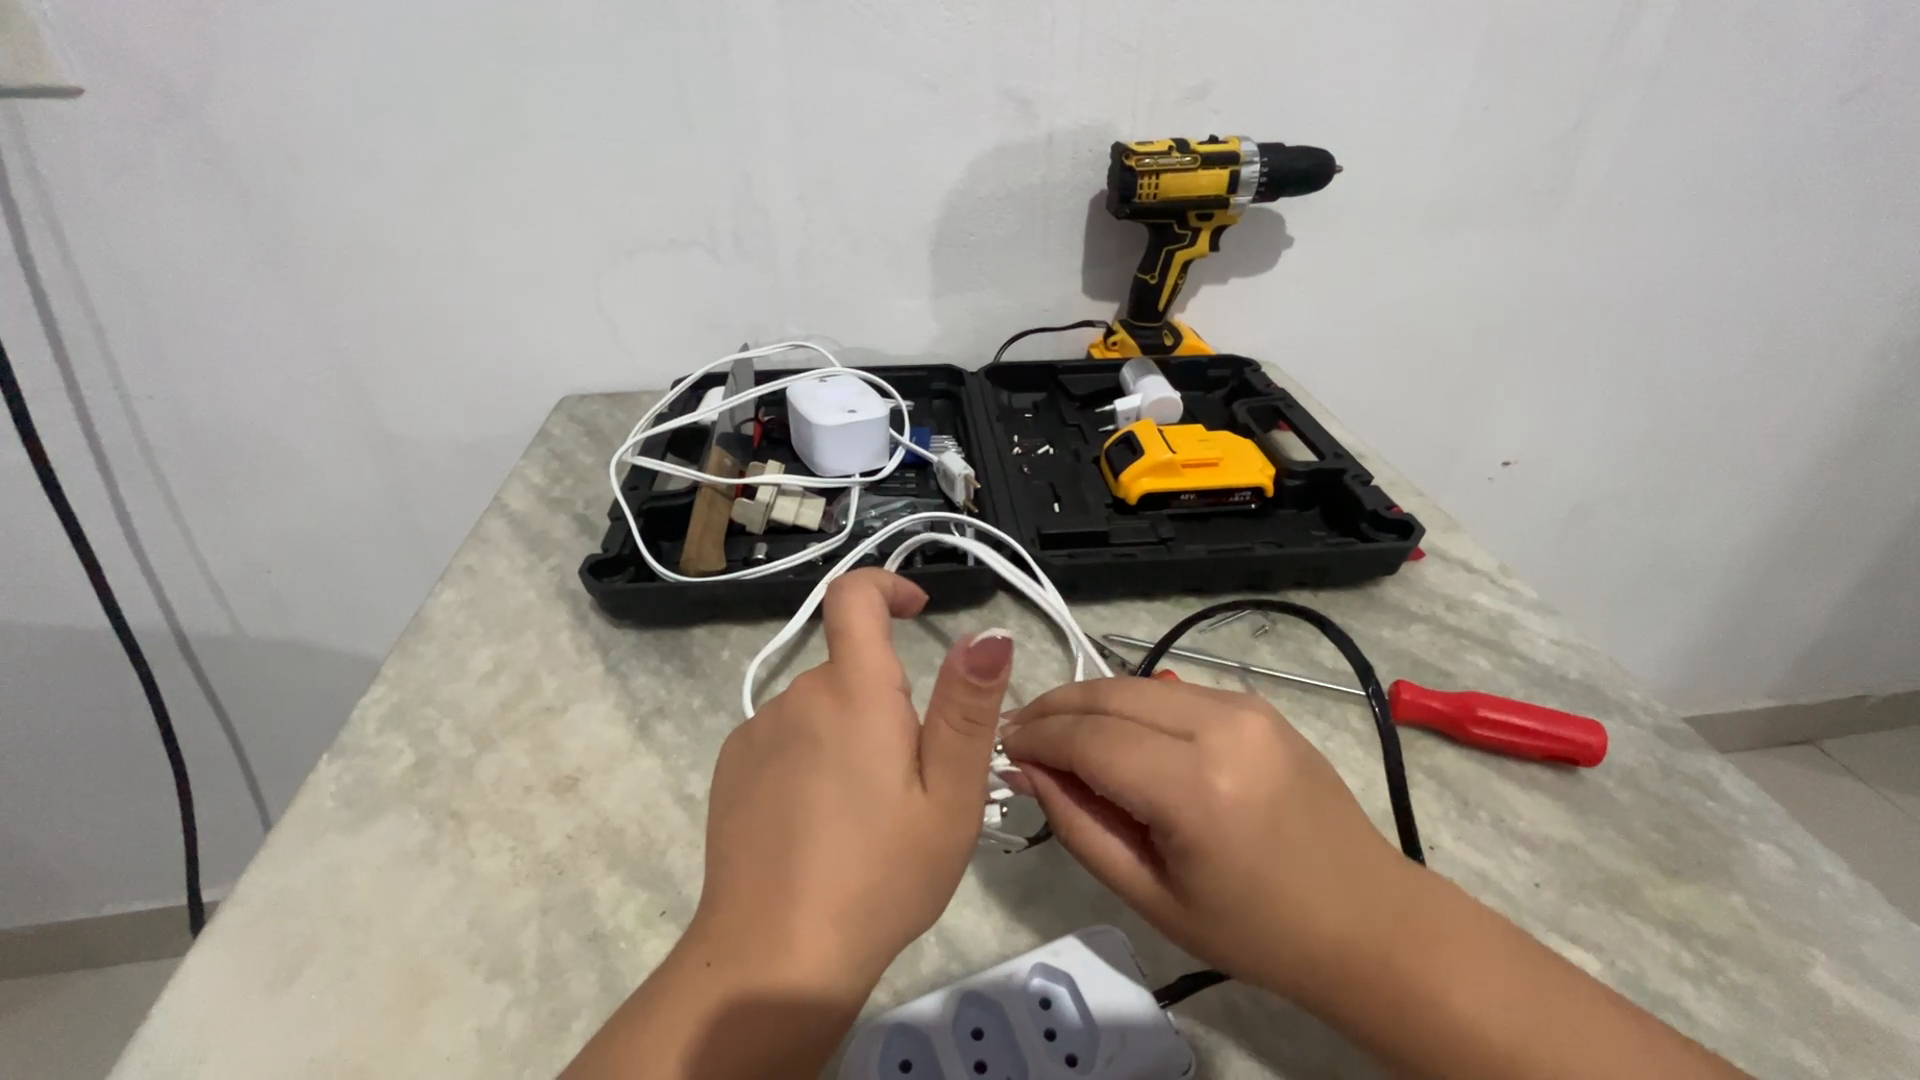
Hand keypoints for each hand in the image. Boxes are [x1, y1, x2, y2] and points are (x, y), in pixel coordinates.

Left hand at [694, 568, 1015, 993]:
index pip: (853, 596)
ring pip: (820, 711)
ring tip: (868, 817)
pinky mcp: (731, 769)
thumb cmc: (880, 876)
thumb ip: (967, 708)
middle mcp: (796, 696)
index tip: (918, 611)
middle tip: (914, 784)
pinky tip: (820, 827)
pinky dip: (812, 760)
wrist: (775, 959)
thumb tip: (987, 632)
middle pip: (849, 671)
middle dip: (886, 705)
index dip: (886, 585)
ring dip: (850, 737)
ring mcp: (756, 733)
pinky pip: (785, 740)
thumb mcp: (949, 797)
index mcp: (853, 692)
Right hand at [1001, 677, 1411, 1000]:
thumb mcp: (1149, 894)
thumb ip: (1078, 823)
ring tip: (1054, 733)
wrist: (1368, 921)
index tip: (999, 746)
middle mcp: (1222, 726)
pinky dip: (1129, 704)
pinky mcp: (1257, 703)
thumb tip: (1025, 769)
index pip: (1089, 738)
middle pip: (1108, 695)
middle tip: (1016, 733)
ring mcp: (1245, 707)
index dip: (1036, 736)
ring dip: (1086, 702)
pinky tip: (1111, 731)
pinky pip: (1171, 692)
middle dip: (1052, 708)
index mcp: (1196, 787)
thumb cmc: (1254, 930)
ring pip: (1136, 683)